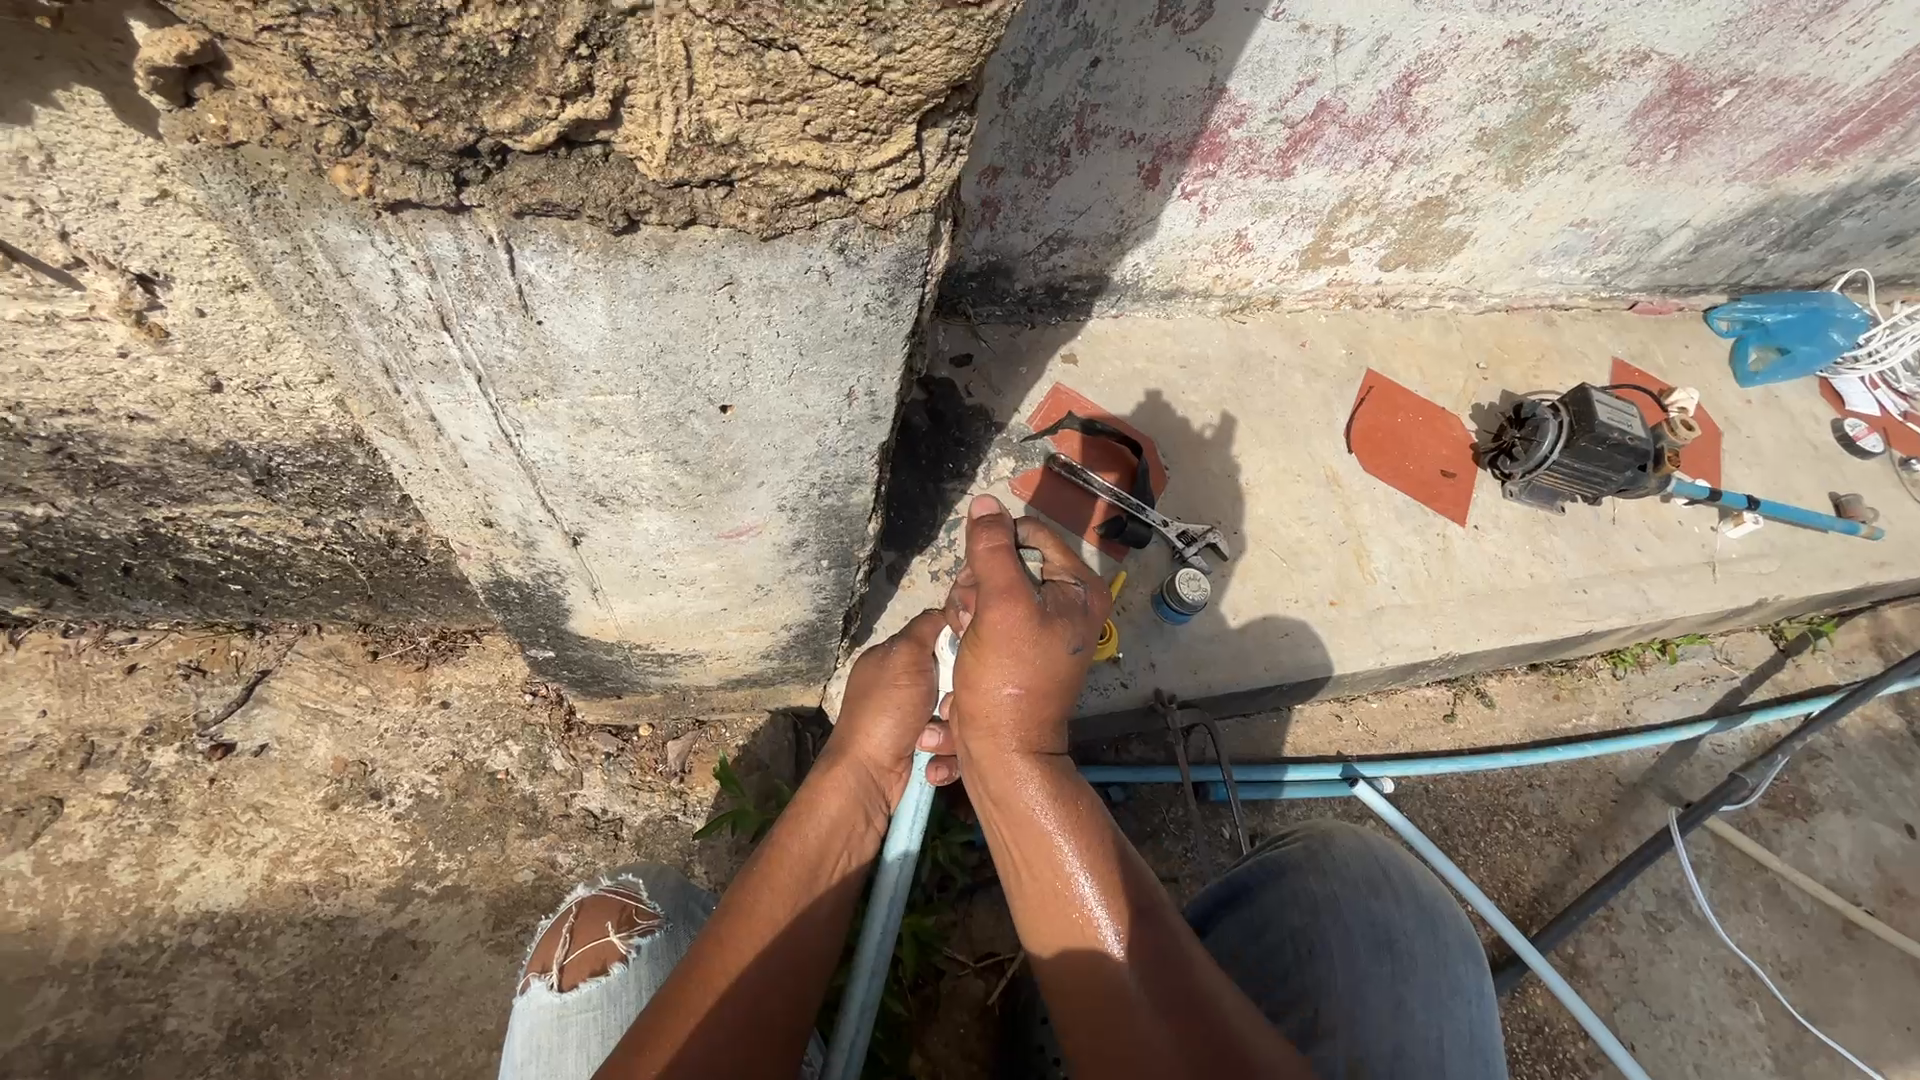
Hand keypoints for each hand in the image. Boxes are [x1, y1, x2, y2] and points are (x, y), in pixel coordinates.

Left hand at [824, 609, 962, 808]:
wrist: (869, 774)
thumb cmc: (885, 710)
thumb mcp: (903, 654)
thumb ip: (925, 627)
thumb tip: (948, 608)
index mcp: (893, 659)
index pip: (936, 640)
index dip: (956, 647)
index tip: (971, 658)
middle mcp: (901, 687)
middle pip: (952, 682)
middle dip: (955, 700)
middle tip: (945, 709)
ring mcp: (911, 721)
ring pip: (957, 717)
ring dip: (949, 733)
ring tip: (930, 742)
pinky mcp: (923, 751)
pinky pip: (952, 748)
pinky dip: (946, 758)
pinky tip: (933, 763)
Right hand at [940, 495, 1109, 764]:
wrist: (1002, 748)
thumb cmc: (1009, 677)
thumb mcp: (1000, 605)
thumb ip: (991, 549)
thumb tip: (985, 503)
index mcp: (1079, 588)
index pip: (1030, 534)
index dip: (996, 546)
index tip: (978, 577)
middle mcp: (1066, 602)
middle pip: (1007, 558)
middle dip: (978, 581)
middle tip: (972, 613)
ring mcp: (1041, 624)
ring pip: (989, 584)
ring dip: (967, 603)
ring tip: (966, 632)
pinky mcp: (1017, 643)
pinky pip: (986, 611)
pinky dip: (969, 622)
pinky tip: (964, 642)